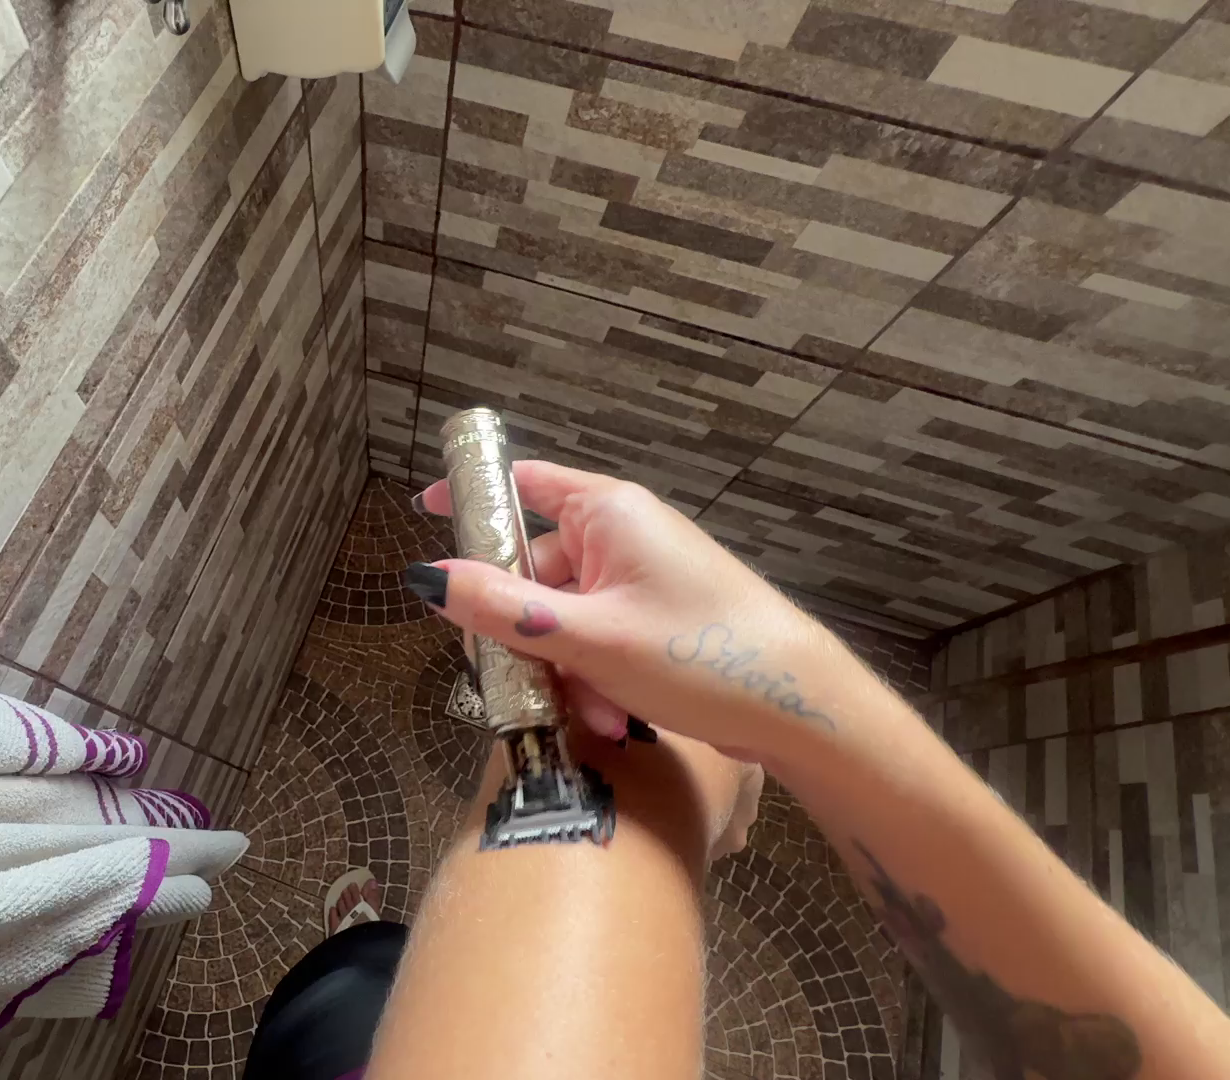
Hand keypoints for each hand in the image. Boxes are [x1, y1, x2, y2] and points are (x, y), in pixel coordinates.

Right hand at [411, 461, 880, 769]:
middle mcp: (619, 535)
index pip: (523, 482)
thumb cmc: (699, 654)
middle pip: (533, 568)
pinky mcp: (651, 616)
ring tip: (585, 711)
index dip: (472, 495)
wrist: (805, 710)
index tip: (426, 512)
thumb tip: (424, 577)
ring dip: (558, 664)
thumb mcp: (588, 636)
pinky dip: (589, 672)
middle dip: (522, 628)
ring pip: (561, 613)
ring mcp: (637, 578)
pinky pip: (593, 635)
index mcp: (606, 512)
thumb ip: (501, 607)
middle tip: (510, 675)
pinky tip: (607, 715)